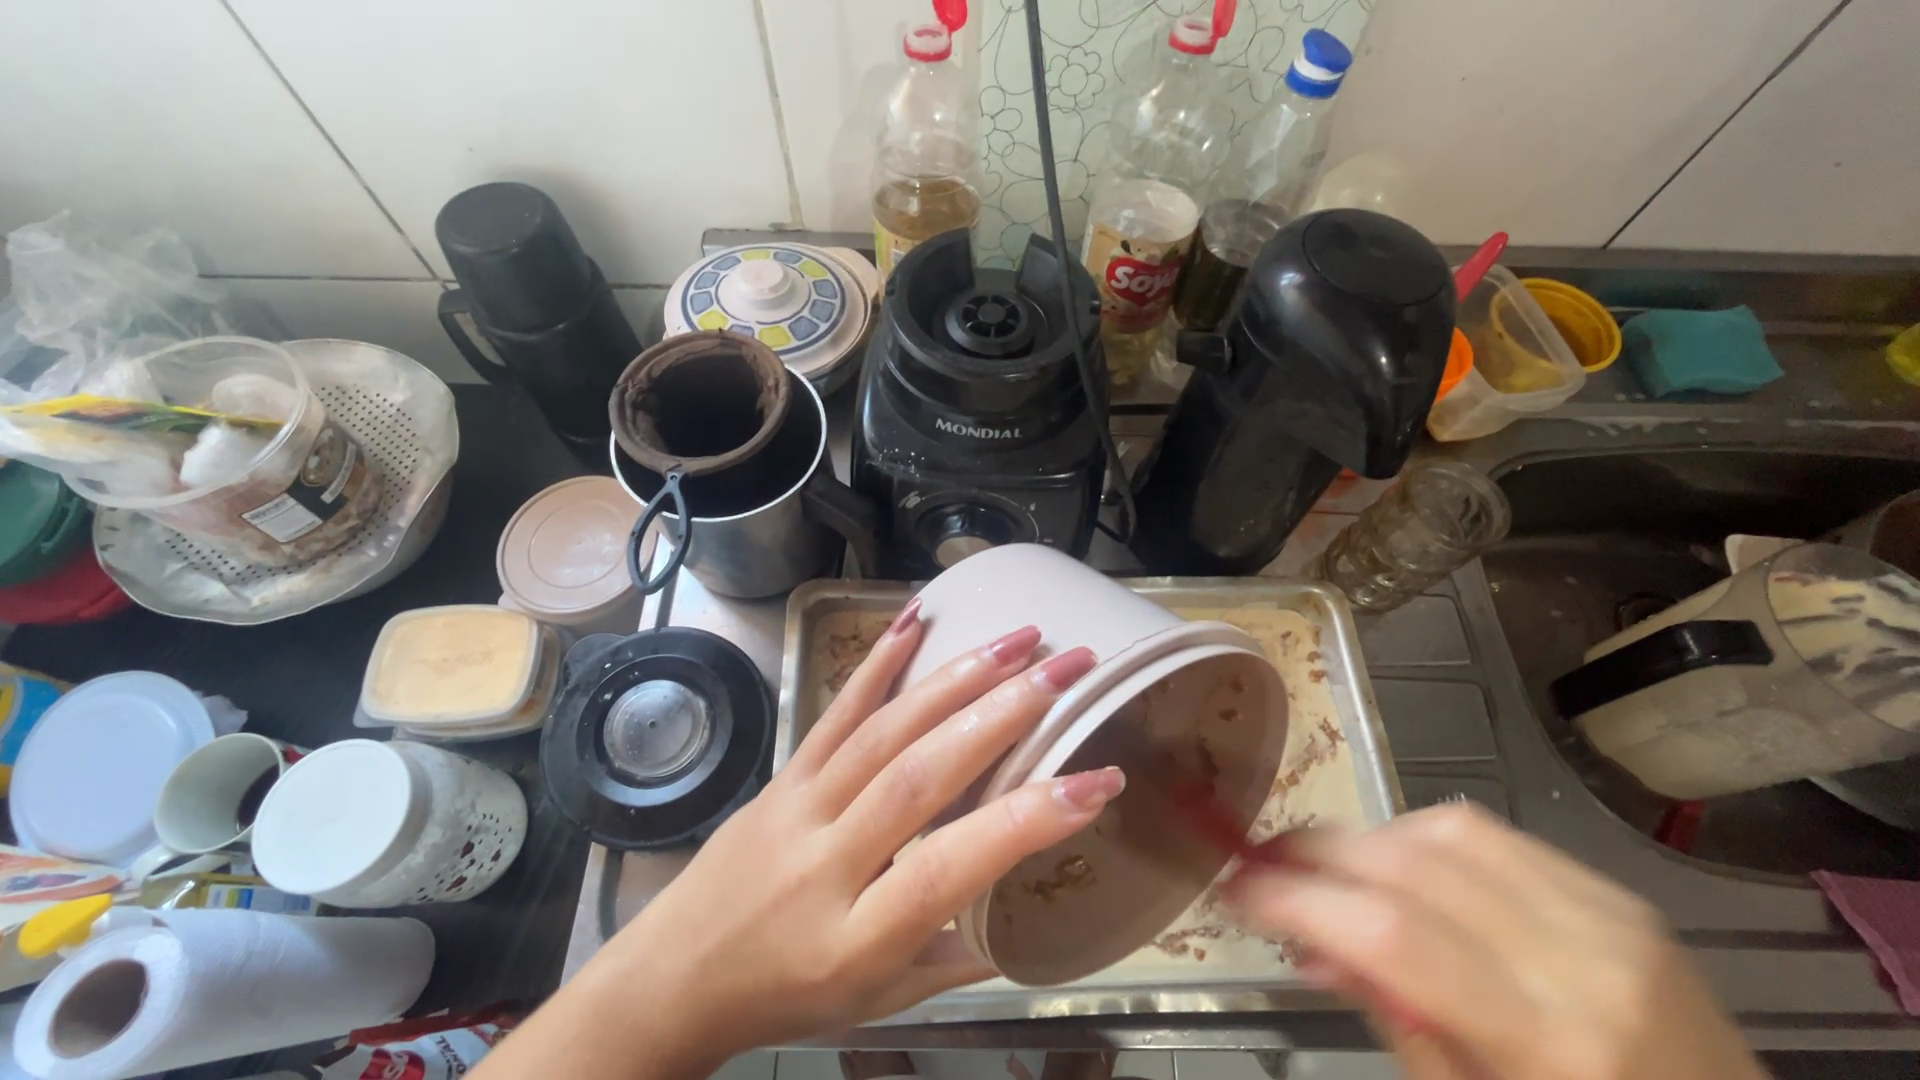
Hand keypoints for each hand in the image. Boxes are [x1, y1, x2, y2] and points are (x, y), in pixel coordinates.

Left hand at [480, 603, 1123, 1079]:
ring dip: (957, 678)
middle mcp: (828, 859)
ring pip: (884, 731)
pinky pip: (834, 712)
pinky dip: (877, 663)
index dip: (1026, 821)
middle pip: (919, 775)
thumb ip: (953, 959)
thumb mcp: (878, 1002)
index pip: (951, 866)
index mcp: (859, 934)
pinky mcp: (782, 775)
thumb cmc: (786, 997)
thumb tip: (1021, 916)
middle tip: (1071, 669)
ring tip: (1019, 638)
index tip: (1096, 781)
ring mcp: (799, 805)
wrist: (674, 975)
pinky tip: (914, 620)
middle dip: (1003, 715)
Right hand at [1221, 804, 1766, 1079]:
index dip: (1300, 897)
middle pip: (1416, 863)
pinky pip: (1494, 835)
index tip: (1235, 887)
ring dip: (1367, 839)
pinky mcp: (1618, 895)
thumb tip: (1309, 944)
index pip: (1396, 935)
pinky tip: (1396, 867)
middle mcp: (1587, 960)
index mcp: (1556, 1045)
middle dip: (1318, 851)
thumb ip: (1396, 1021)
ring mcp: (1611, 915)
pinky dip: (1422, 839)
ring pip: (1448, 830)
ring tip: (1324, 868)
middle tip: (1261, 865)